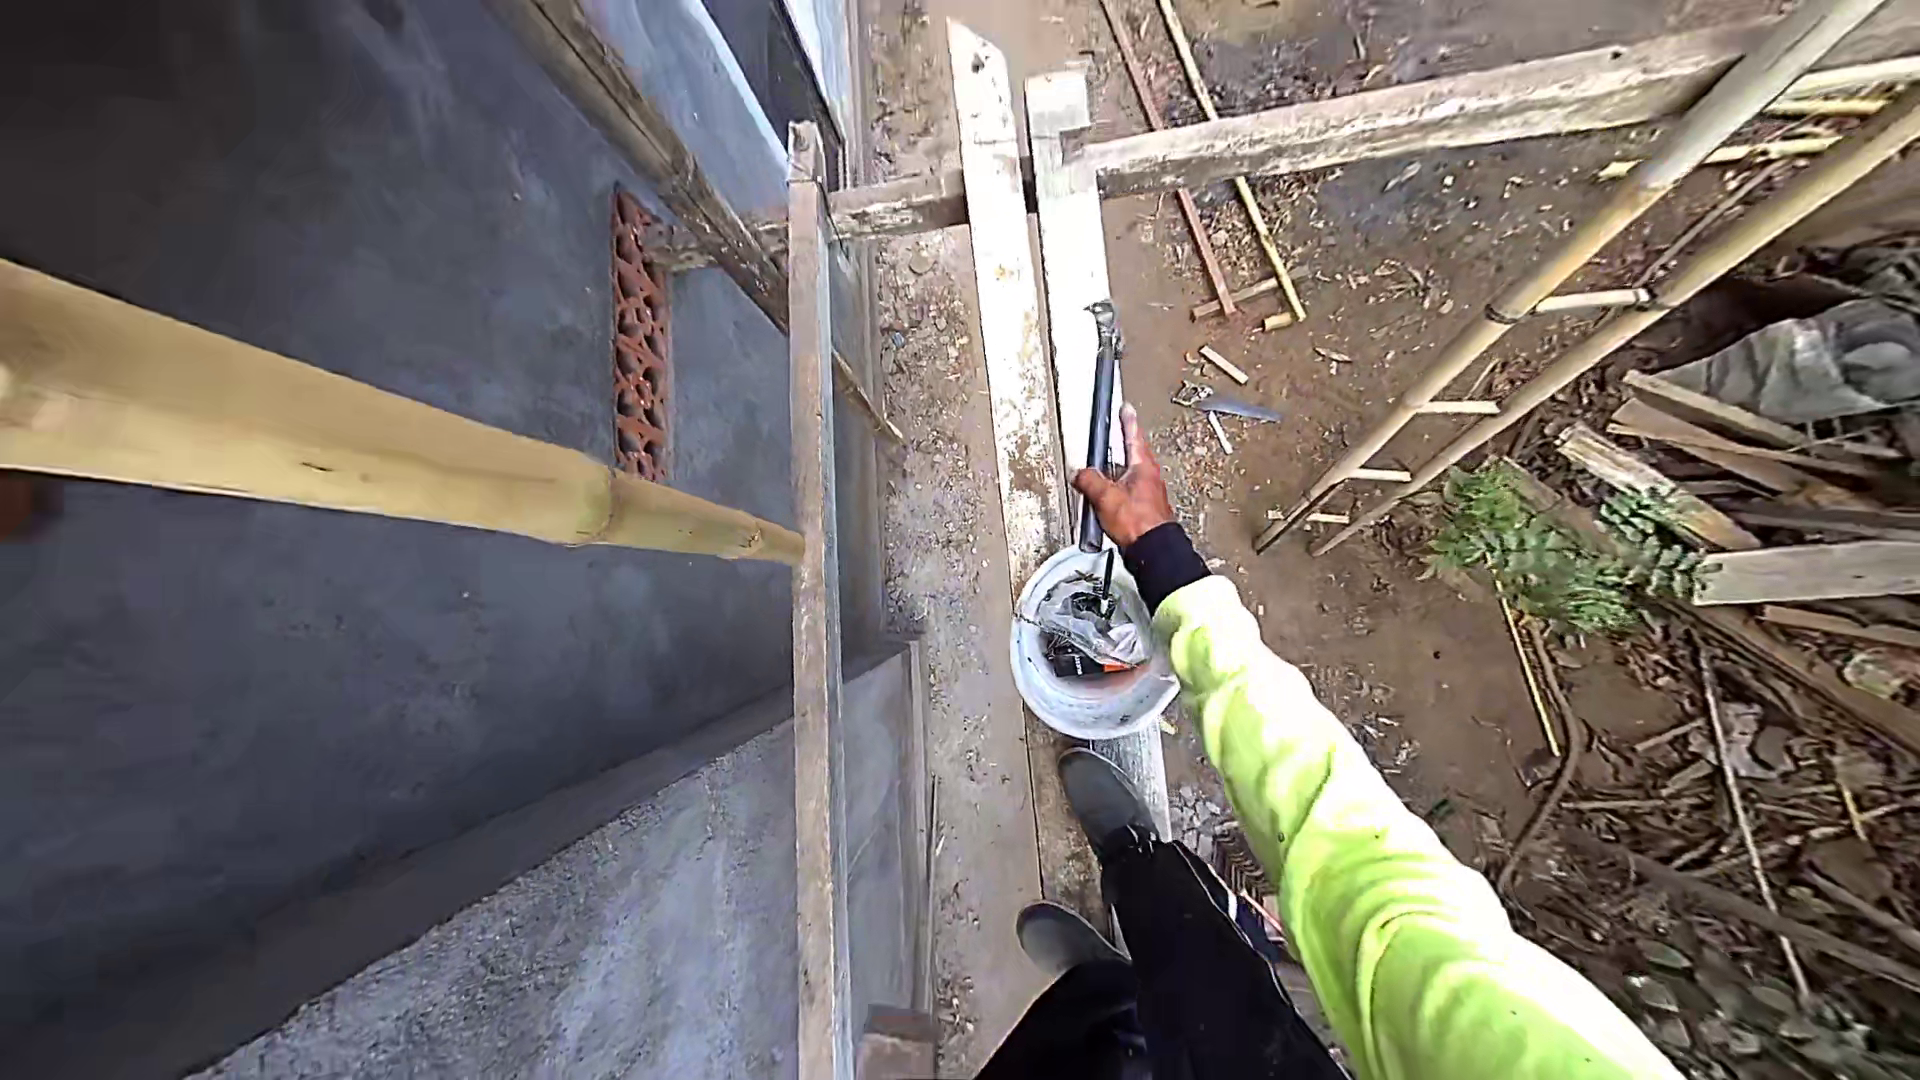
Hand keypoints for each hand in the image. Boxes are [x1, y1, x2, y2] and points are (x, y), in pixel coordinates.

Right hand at [1072, 403, 1174, 548]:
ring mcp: (1147, 493)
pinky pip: (1126, 493)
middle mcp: (1149, 477)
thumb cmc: (1138, 523)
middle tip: (1110, 440)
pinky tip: (1105, 502)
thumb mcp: (1105, 496)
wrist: (1152, 550)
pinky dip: (1114, 492)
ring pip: (1127, 475)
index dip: (1127, 421)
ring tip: (1099, 477)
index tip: (1126, 408)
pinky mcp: (1143, 508)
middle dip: (1118, 448)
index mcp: (1143, 467)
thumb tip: (1080, 473)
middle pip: (1131, 455)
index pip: (1134, 436)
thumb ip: (1089, 480)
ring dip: (1113, 474)